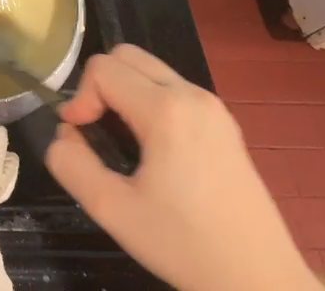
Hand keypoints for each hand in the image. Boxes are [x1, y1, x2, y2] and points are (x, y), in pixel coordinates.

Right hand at [45, 46, 319, 290]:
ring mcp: (214, 107)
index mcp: (166, 109)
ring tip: (120, 140)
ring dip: (124, 92)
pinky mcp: (225, 124)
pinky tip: (151, 148)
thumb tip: (63, 135)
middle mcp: (193, 94)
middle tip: (95, 130)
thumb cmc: (186, 245)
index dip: (79, 97)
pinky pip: (173, 89)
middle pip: (127, 56)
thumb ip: (71, 165)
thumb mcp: (113, 211)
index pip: (102, 69)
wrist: (261, 281)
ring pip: (151, 70)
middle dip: (99, 85)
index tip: (79, 136)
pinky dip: (149, 101)